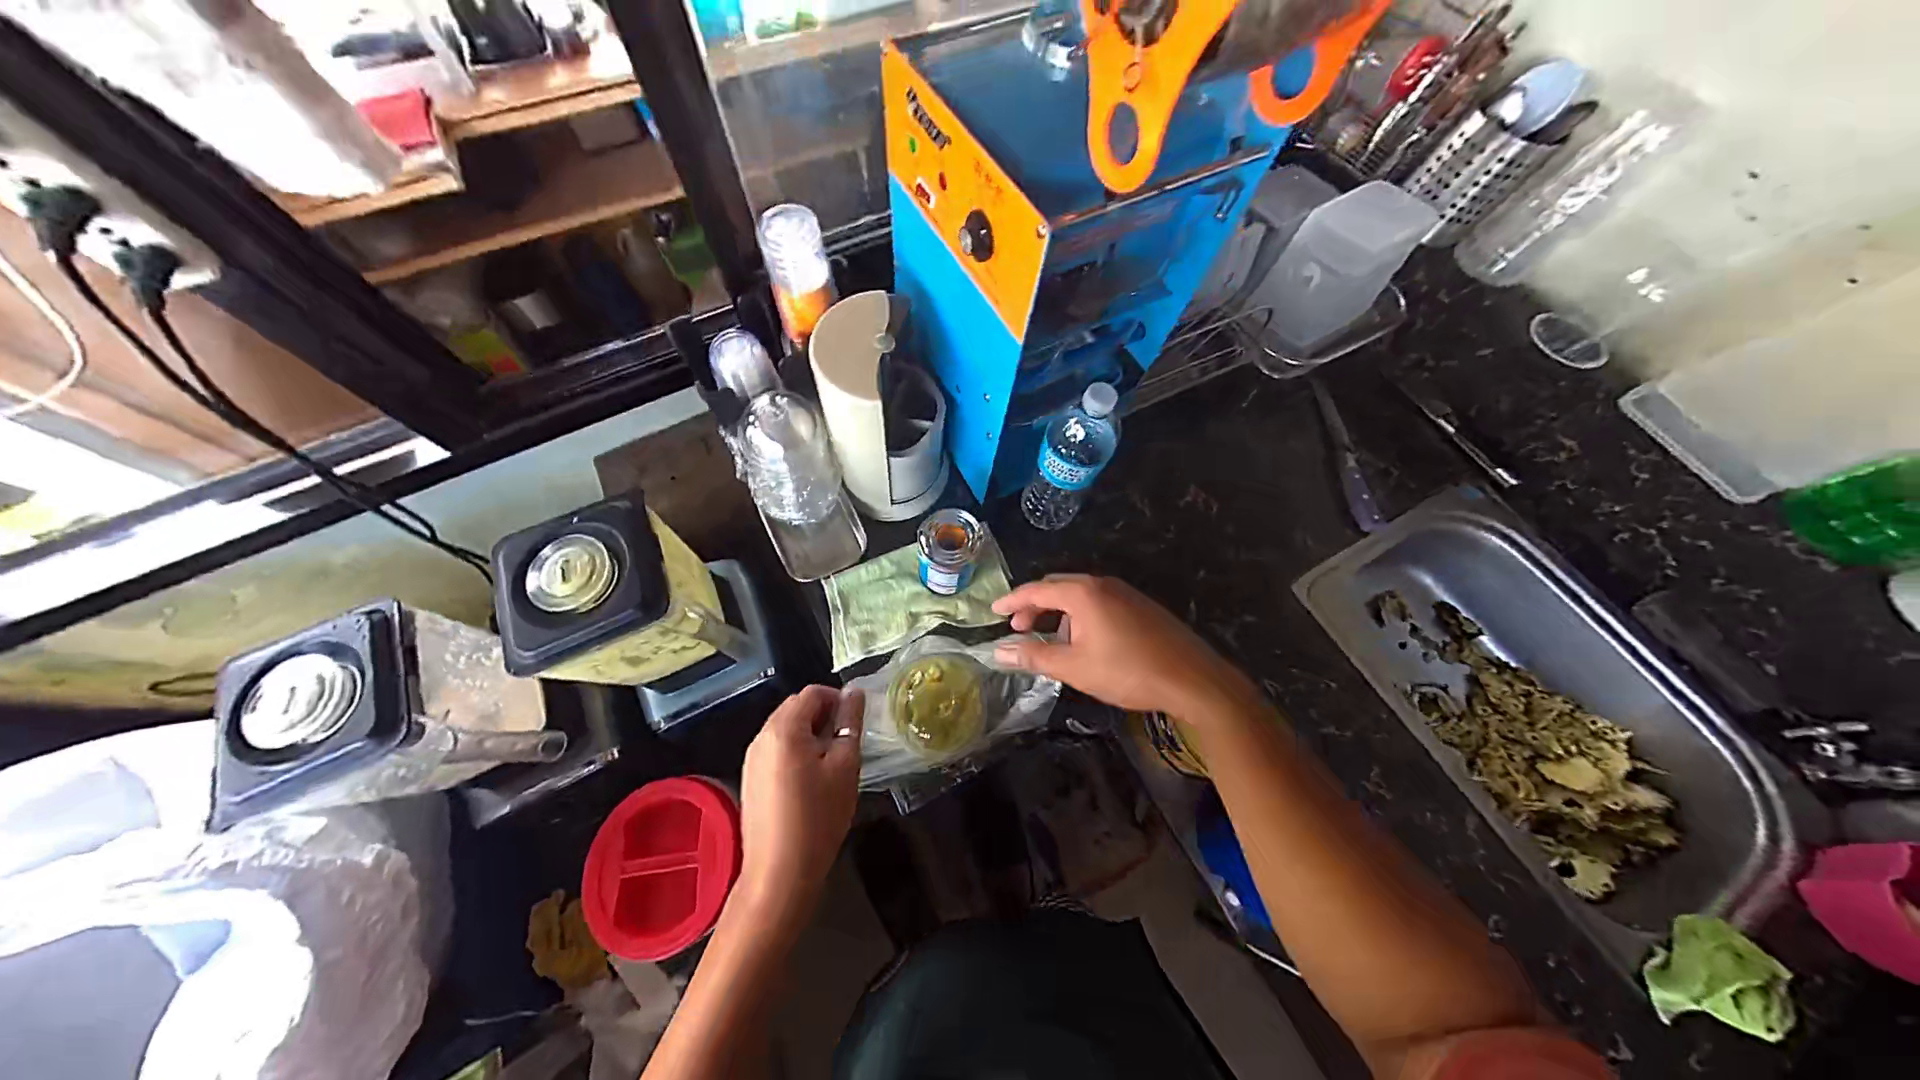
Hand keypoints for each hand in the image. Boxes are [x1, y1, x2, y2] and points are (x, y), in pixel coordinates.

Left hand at [734, 686, 863, 930]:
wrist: (779, 874)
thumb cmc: (819, 816)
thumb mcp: (844, 765)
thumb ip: (850, 722)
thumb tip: (854, 692)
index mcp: (783, 728)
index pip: (813, 693)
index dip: (838, 701)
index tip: (855, 727)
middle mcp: (761, 737)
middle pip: (796, 708)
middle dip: (824, 718)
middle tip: (846, 748)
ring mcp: (751, 760)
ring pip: (786, 731)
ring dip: (811, 737)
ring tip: (831, 768)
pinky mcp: (750, 780)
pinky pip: (776, 752)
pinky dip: (796, 755)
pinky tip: (810, 785)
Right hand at [991, 574, 1260, 720]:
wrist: (1193, 679)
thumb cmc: (1128, 672)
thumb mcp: (1074, 668)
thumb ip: (1034, 657)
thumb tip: (999, 651)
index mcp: (1083, 593)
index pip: (1036, 590)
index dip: (1011, 601)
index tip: (993, 611)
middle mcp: (1103, 584)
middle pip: (1057, 587)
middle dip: (1034, 606)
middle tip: (1018, 629)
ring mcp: (1125, 593)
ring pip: (1079, 596)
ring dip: (1058, 614)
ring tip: (1051, 644)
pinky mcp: (1140, 606)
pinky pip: (1098, 603)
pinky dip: (1080, 617)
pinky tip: (1084, 643)